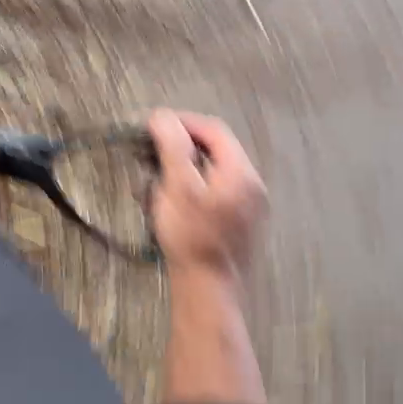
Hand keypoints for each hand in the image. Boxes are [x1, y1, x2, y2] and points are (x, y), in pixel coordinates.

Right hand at [147, 109, 268, 280]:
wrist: (209, 288)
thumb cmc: (190, 234)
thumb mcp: (177, 186)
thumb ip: (172, 146)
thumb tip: (163, 115)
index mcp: (241, 173)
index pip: (213, 129)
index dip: (182, 121)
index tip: (152, 126)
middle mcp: (252, 185)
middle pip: (215, 148)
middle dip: (180, 144)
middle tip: (150, 152)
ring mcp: (249, 205)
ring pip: (213, 169)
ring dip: (183, 165)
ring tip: (156, 177)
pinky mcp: (240, 221)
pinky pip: (215, 188)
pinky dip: (192, 183)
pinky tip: (171, 199)